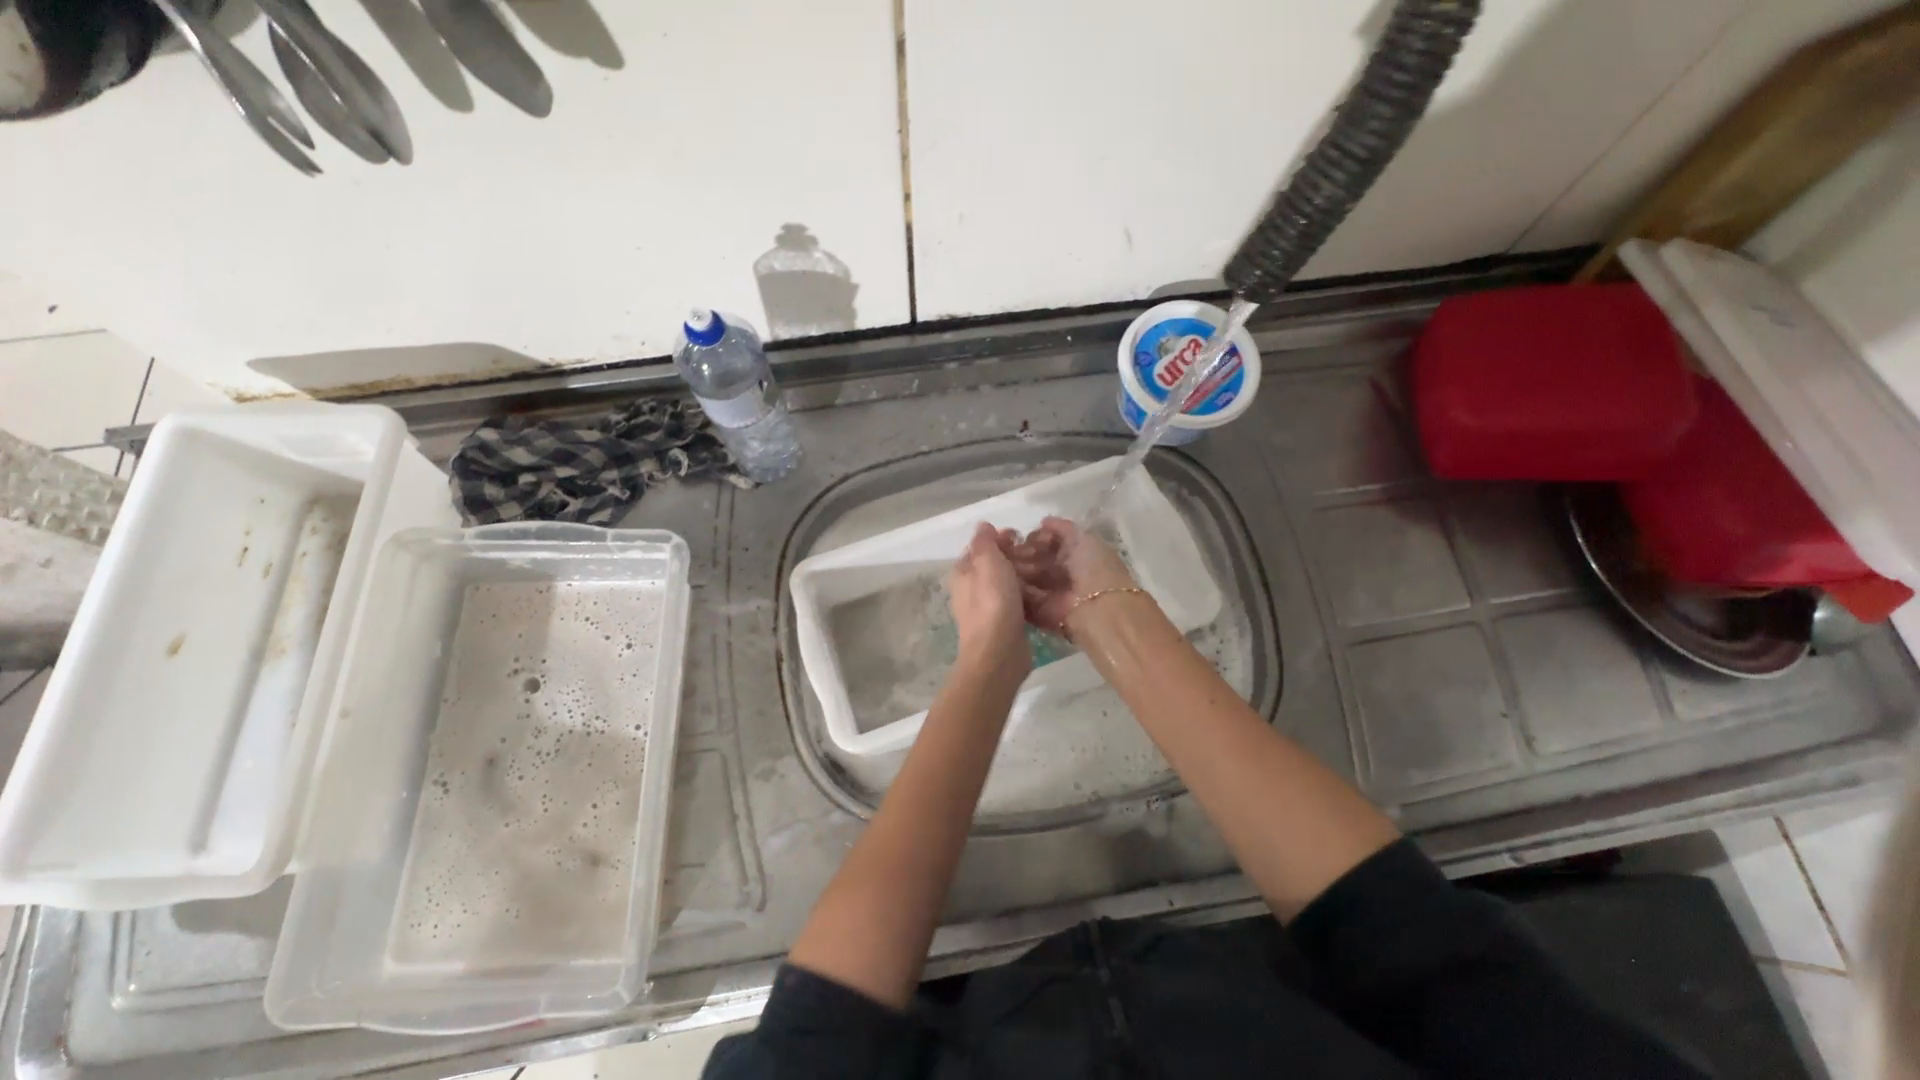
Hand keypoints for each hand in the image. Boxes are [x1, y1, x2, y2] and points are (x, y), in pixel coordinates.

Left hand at [947, 523, 1031, 678]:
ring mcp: (987, 608)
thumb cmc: (992, 601)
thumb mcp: (988, 562)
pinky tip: (1045, 593)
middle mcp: (971, 589)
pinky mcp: (1004, 624)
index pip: (980, 547)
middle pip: (994, 565)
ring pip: (1007, 583)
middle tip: (1038, 554)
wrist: (999, 650)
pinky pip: (1017, 602)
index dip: (1000, 539)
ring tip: (1046, 571)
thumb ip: (985, 542)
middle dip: (1015, 557)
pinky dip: (1029, 595)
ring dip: (1024, 576)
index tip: (1021, 536)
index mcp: (963, 572)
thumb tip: (983, 526)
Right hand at [1009, 516, 1136, 630]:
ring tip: (1009, 562)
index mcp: (1076, 554)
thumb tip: (1044, 521)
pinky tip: (1009, 576)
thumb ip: (1062, 527)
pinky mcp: (1040, 611)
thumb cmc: (1093, 567)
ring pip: (1027, 576)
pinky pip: (1024, 596)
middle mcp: (1063, 572)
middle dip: (1023, 552)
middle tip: (1013, 550)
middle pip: (1035, 558)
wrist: (1095, 606)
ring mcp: (1051, 592)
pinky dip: (1016, 586)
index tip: (1027, 538)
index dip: (1036, 538)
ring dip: (1017, 567)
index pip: (1049, 542)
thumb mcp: (1082, 538)